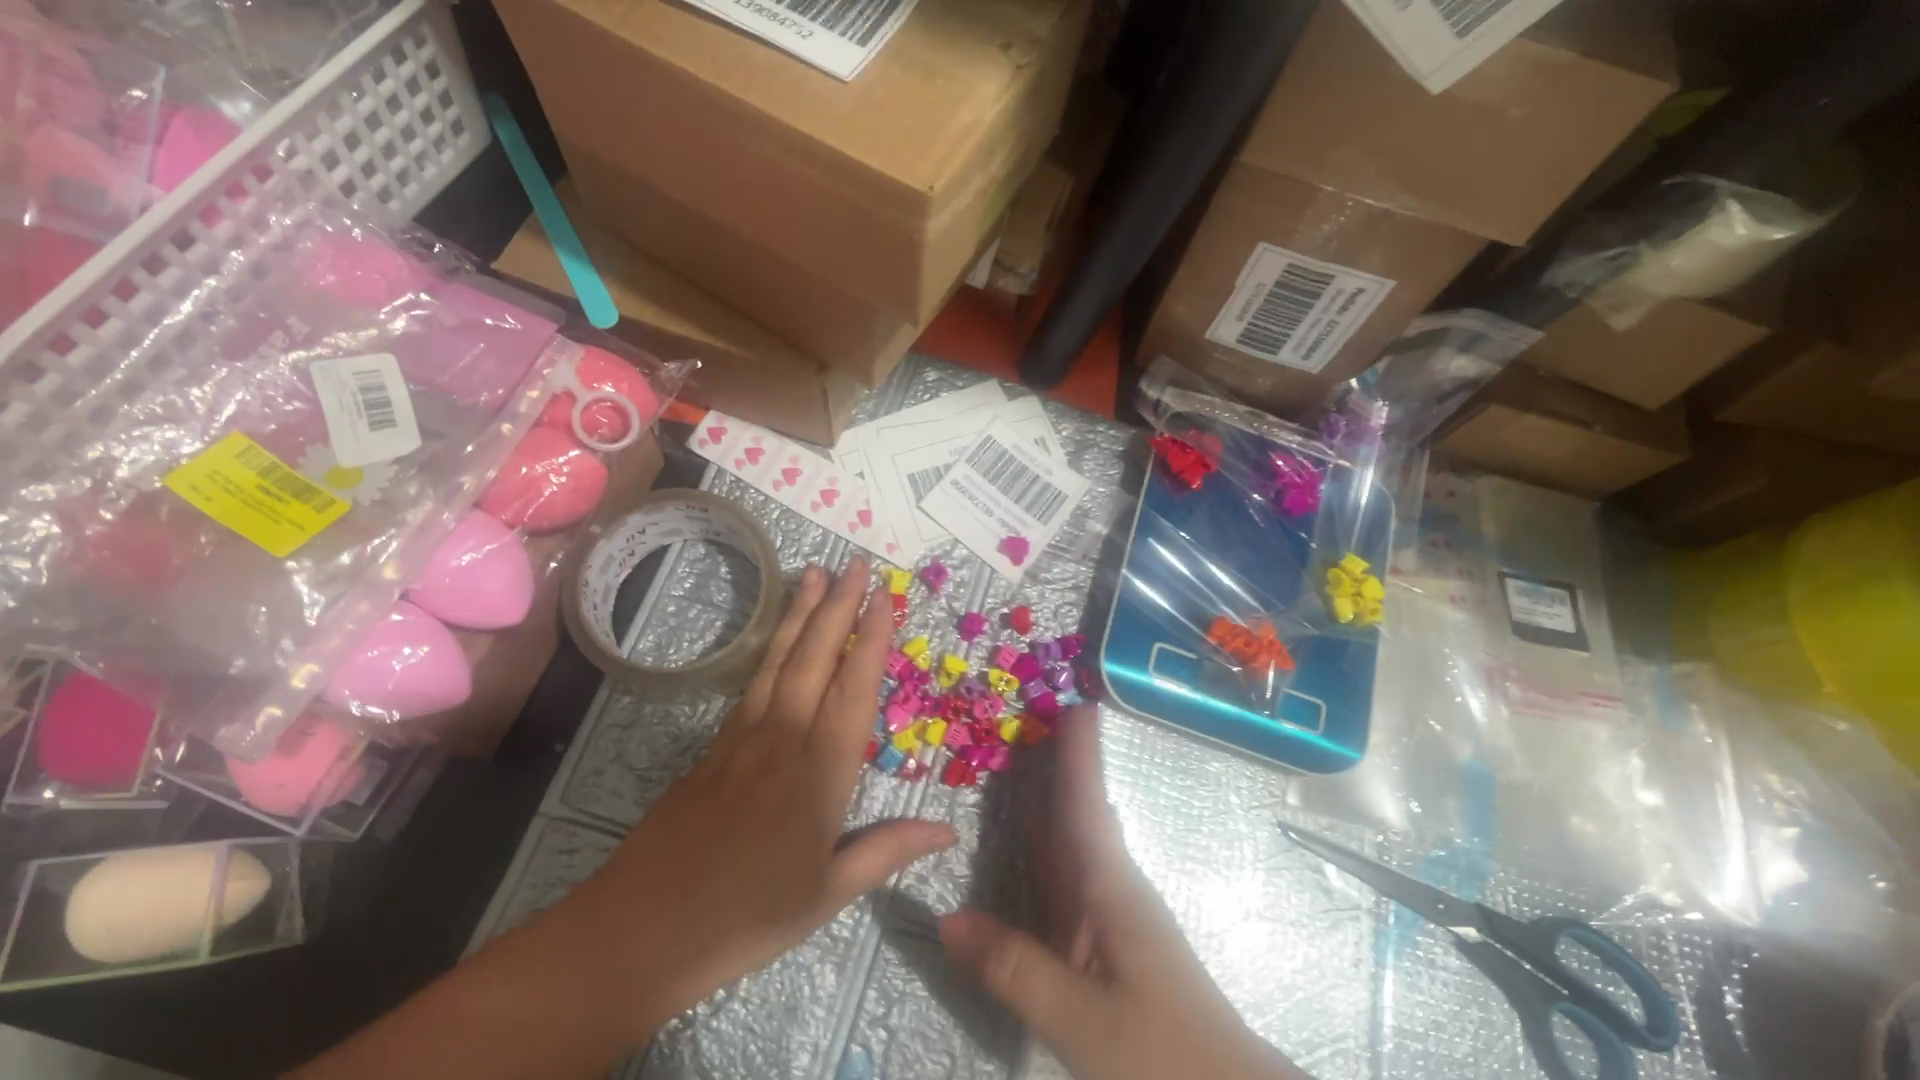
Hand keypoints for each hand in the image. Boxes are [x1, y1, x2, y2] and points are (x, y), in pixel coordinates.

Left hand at [563, 557, 957, 1038]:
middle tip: (855, 563)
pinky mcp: (711, 752)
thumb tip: (949, 831)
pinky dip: (768, 654)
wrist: (645, 926)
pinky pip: (749, 688)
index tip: (885, 597)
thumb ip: (887, 850)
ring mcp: (740, 741)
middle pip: (814, 659)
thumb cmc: (749, 914)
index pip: (853, 689)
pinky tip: (774, 646)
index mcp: (820, 772)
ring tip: (813, 575)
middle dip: (837, 607)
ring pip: (776, 663)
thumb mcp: (828, 893)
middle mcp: (783, 740)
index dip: (872, 640)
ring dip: (798, 617)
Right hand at [938, 707, 1305, 1079]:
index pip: (1085, 805)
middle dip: (1060, 761)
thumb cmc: (1162, 1052)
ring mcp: (1113, 915)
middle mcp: (1113, 889)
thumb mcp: (1080, 1019)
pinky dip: (1048, 842)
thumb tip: (946, 919)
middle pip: (1079, 810)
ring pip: (1076, 839)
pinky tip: (1032, 836)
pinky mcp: (1108, 940)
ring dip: (1052, 795)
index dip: (1078, 753)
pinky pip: (1070, 874)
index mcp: (1110, 891)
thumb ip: (1013, 968)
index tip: (1073, 699)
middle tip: (1030, 711)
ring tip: (1023, 753)